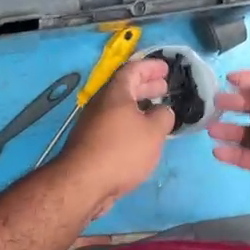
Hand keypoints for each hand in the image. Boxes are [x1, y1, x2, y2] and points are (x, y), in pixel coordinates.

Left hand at [55, 58, 174, 214]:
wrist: (84, 183)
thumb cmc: (121, 150)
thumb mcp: (153, 131)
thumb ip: (163, 116)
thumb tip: (162, 111)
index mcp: (115, 93)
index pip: (132, 69)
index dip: (150, 67)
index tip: (166, 68)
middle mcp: (101, 103)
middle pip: (125, 88)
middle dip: (146, 85)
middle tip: (165, 87)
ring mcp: (93, 123)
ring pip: (120, 108)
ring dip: (139, 106)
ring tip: (158, 111)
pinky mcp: (92, 143)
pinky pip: (115, 124)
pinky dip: (131, 123)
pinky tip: (142, 135)